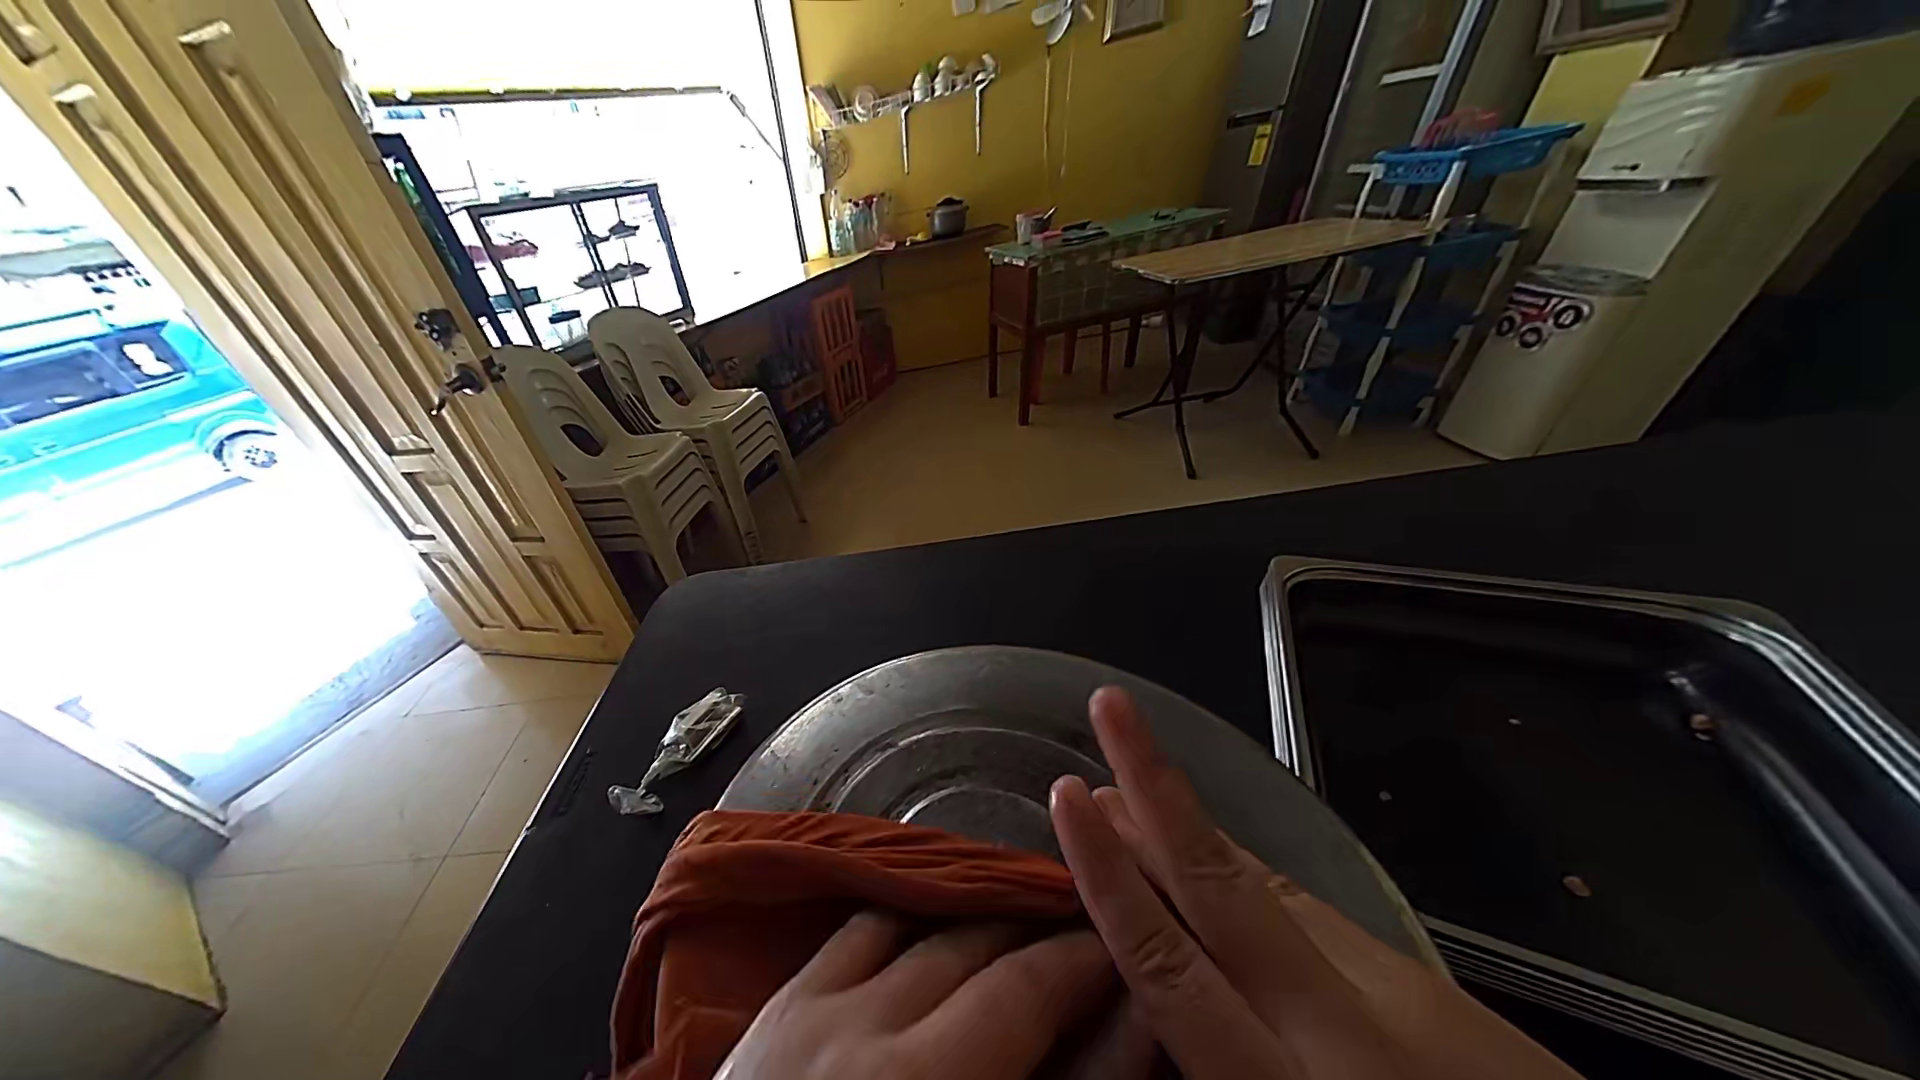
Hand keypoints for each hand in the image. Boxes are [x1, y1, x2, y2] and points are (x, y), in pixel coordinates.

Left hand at [718, 912, 1123, 1079]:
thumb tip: (1134, 1018)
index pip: (1024, 989)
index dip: (1083, 957)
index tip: (1120, 941)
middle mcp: (863, 1039)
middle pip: (974, 946)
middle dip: (1038, 929)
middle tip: (1082, 927)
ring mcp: (812, 1010)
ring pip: (919, 918)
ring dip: (977, 914)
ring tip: (1020, 918)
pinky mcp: (781, 1004)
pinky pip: (860, 924)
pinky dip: (912, 912)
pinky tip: (940, 915)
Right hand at [1050, 687, 1585, 1079]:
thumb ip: (1220, 1061)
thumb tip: (1152, 1002)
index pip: (1172, 962)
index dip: (1112, 876)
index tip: (1071, 802)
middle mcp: (1339, 1024)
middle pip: (1223, 883)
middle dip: (1155, 786)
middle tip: (1109, 708)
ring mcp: (1396, 993)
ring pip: (1267, 885)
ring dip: (1187, 827)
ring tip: (1128, 783)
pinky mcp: (1429, 984)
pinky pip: (1312, 913)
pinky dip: (1247, 872)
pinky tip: (1215, 857)